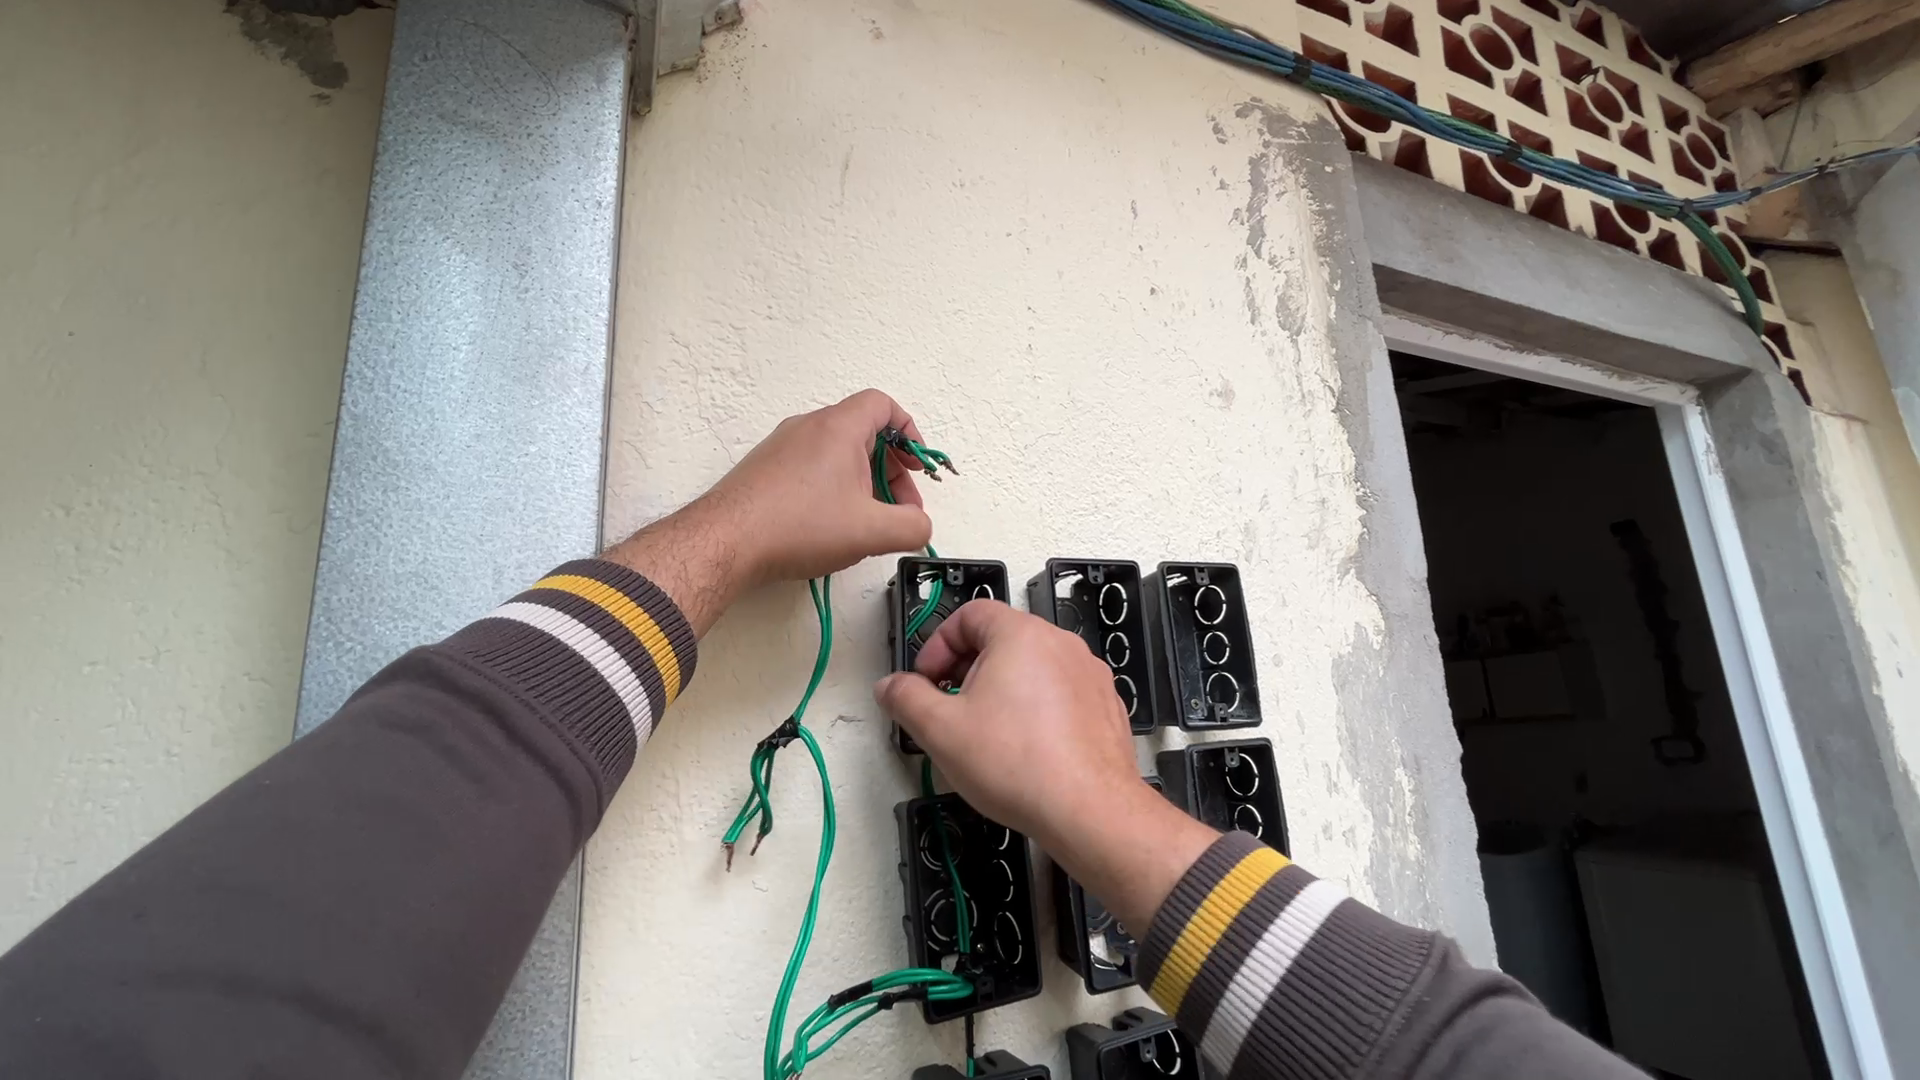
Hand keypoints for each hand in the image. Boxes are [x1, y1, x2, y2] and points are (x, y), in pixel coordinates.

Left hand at [602, 389, 934, 632]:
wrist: (725, 542)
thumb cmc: (799, 526)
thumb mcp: (871, 531)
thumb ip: (912, 526)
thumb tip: (920, 526)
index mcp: (839, 427)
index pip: (883, 405)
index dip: (909, 431)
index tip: (915, 466)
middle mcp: (809, 427)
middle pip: (863, 432)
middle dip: (890, 468)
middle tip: (900, 507)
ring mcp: (782, 447)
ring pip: (836, 452)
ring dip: (862, 481)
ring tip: (866, 521)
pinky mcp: (764, 470)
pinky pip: (811, 467)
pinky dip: (832, 488)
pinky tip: (830, 525)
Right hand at [874, 601, 1218, 935]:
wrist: (1090, 811)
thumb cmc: (1017, 764)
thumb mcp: (941, 730)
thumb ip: (907, 699)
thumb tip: (890, 686)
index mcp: (1020, 634)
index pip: (970, 614)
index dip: (938, 644)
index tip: (927, 680)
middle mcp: (1060, 643)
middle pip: (1001, 638)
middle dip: (967, 668)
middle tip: (950, 707)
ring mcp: (1089, 674)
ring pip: (1032, 666)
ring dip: (1002, 689)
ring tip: (987, 732)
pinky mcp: (1105, 705)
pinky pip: (1060, 693)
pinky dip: (1036, 709)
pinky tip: (1025, 749)